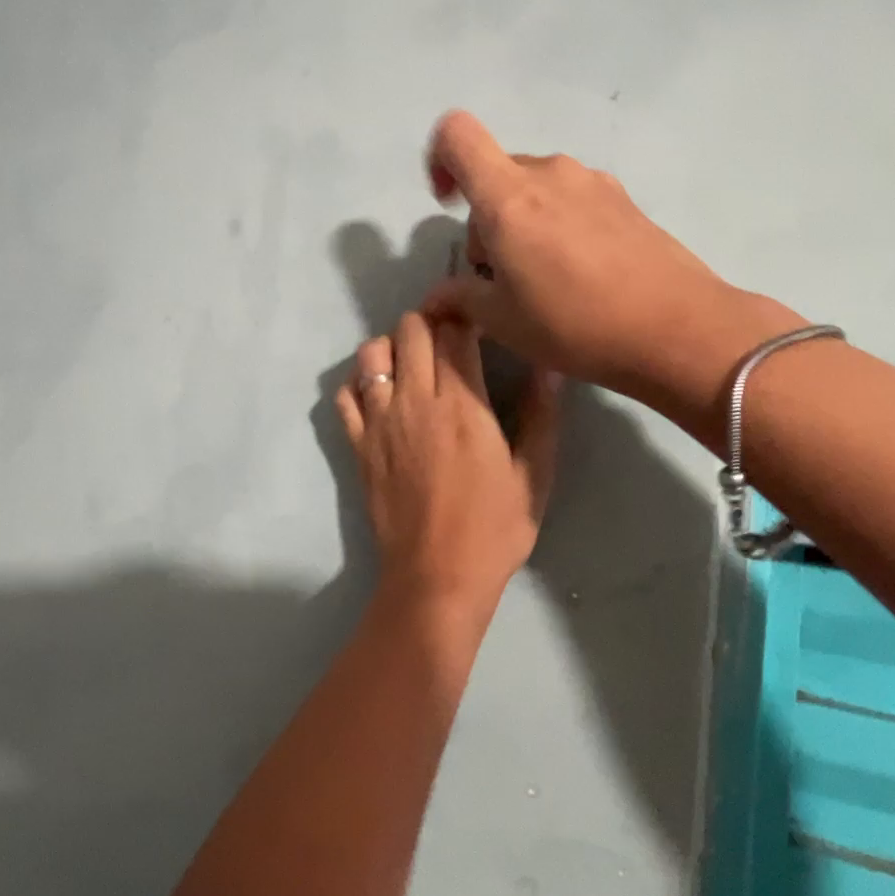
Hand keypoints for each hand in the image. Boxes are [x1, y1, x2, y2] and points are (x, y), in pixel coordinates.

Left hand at [336, 311, 560, 612]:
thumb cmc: (493, 530)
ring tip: (412, 366)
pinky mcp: (357, 445)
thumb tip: (549, 365)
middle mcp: (416, 401)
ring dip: (392, 347)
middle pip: (411, 329)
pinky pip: (345, 394)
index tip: (478, 323)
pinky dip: (359, 383)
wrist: (436, 578)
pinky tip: (381, 396)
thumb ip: (542, 416)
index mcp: (464, 404)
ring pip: (372, 352)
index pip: (455, 331)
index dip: (466, 317)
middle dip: (430, 324)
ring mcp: (379, 422)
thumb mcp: (534, 476)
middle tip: (447, 342)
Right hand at [422, 111, 803, 429]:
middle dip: (486, 215)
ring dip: (524, 222)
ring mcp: (592, 182)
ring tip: (543, 278)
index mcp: (507, 196)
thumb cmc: (574, 324)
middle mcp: (548, 173)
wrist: (677, 329)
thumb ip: (460, 298)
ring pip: (536, 188)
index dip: (439, 159)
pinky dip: (560, 225)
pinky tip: (581, 274)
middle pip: (498, 172)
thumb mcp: (502, 322)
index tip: (447, 204)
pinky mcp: (624, 199)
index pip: (456, 134)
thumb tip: (437, 297)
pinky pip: (573, 199)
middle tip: (500, 274)